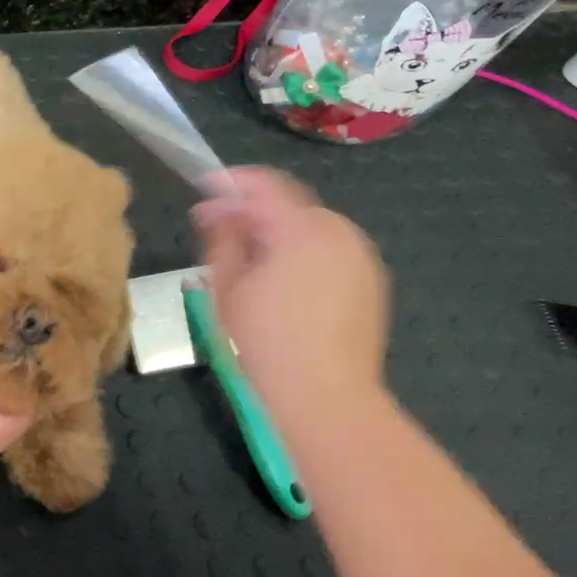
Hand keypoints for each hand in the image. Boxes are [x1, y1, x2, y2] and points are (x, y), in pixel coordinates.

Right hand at [195, 167, 389, 406]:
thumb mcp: (226, 286)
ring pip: (313, 228)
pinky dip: (303, 253)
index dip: (231, 181)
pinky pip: (331, 252)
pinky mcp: (371, 282)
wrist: (324, 394)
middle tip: (220, 233)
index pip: (265, 185)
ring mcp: (362, 259)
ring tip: (250, 261)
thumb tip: (216, 211)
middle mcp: (339, 235)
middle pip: (291, 205)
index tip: (204, 188)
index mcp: (300, 231)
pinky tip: (281, 283)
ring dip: (280, 232)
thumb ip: (222, 239)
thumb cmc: (263, 340)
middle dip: (255, 211)